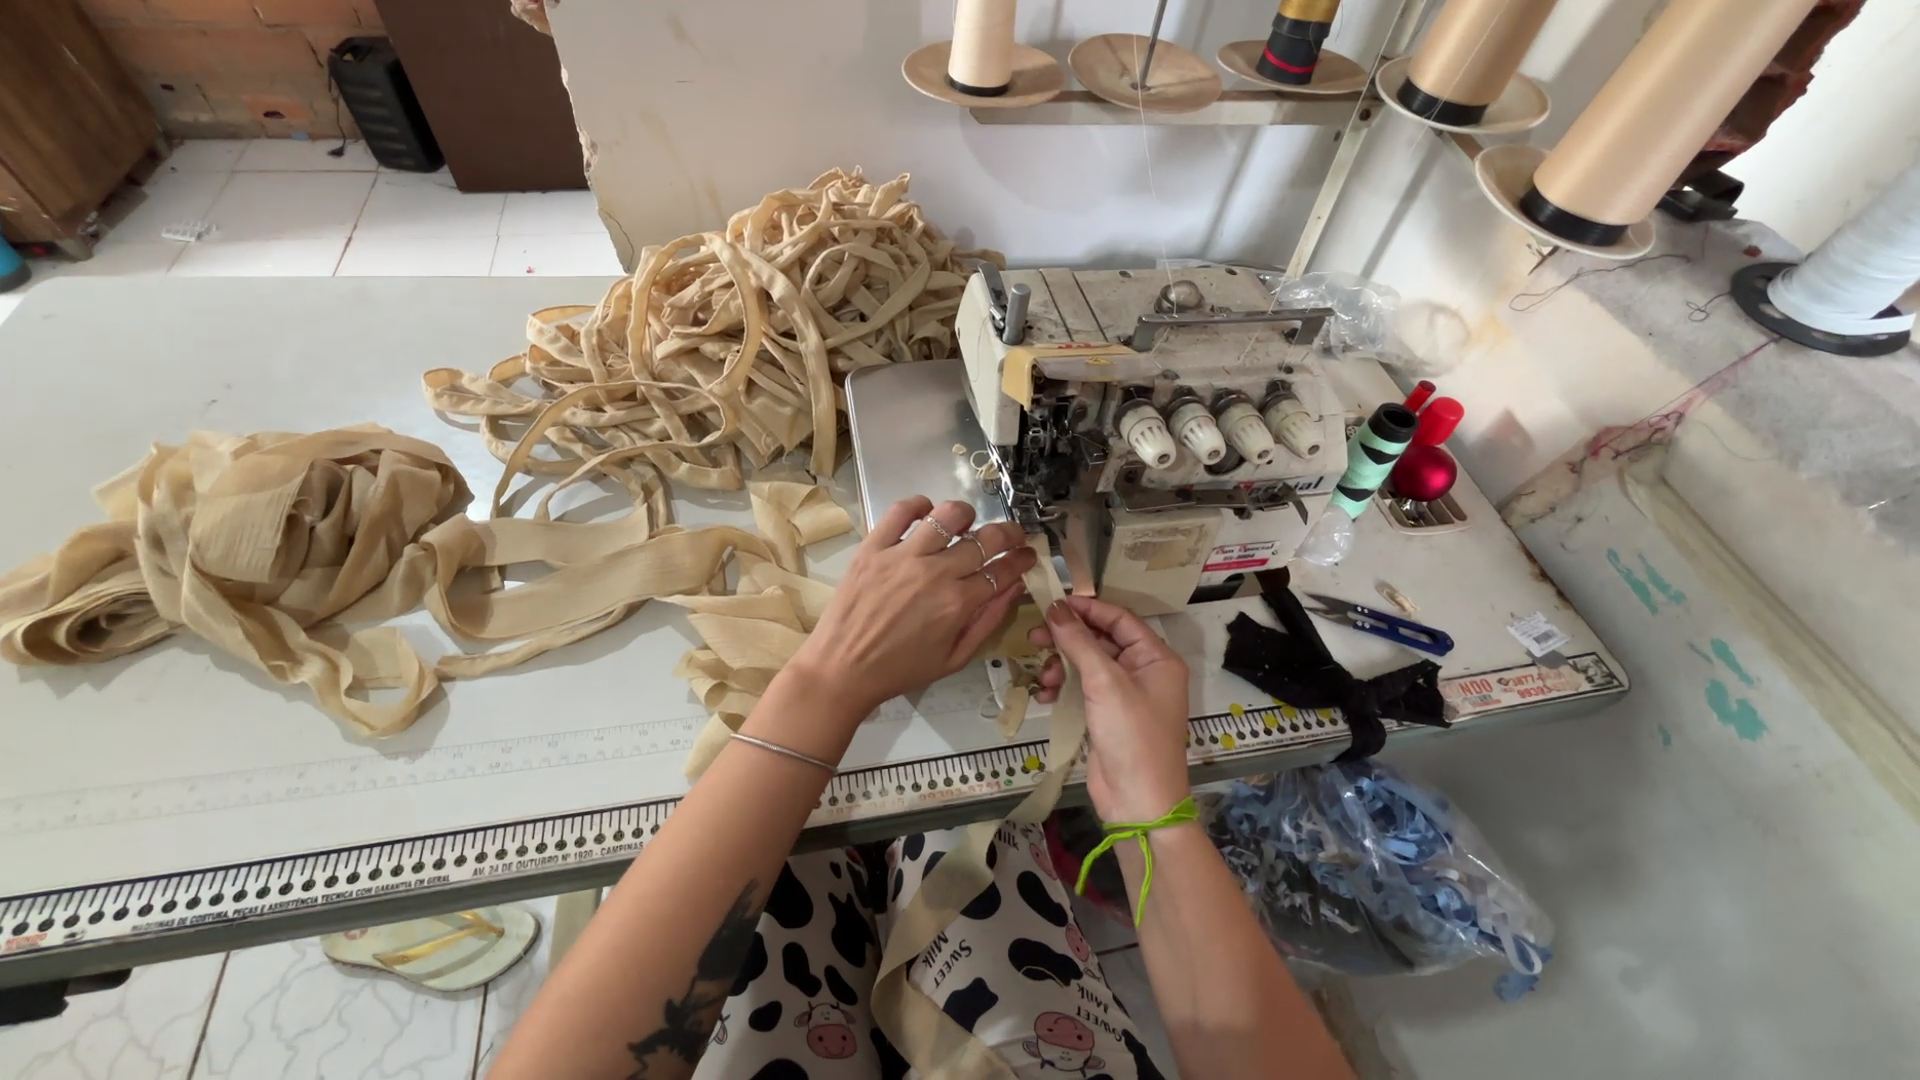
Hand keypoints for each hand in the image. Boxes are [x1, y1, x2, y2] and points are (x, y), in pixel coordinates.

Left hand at [786, 496, 1035, 721]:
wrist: (842, 669)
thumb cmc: (901, 670)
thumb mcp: (954, 658)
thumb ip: (988, 622)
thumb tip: (1013, 587)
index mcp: (958, 604)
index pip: (1003, 570)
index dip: (1022, 559)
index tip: (1028, 555)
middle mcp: (935, 573)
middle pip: (985, 539)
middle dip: (1008, 533)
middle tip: (1011, 535)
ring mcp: (902, 556)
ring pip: (947, 515)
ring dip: (965, 514)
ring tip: (966, 522)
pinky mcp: (873, 547)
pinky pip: (900, 511)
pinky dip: (918, 505)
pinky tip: (926, 514)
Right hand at [1028, 596, 1191, 822]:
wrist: (1139, 802)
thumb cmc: (1131, 735)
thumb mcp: (1105, 683)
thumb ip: (1079, 642)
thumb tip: (1055, 608)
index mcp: (1156, 658)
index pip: (1120, 619)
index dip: (1087, 609)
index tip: (1052, 603)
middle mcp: (1144, 672)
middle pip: (1101, 641)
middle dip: (1067, 639)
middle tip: (1033, 636)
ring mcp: (1125, 696)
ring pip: (1087, 666)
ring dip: (1061, 666)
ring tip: (1042, 675)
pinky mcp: (1107, 717)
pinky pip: (1082, 690)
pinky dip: (1062, 689)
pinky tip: (1044, 695)